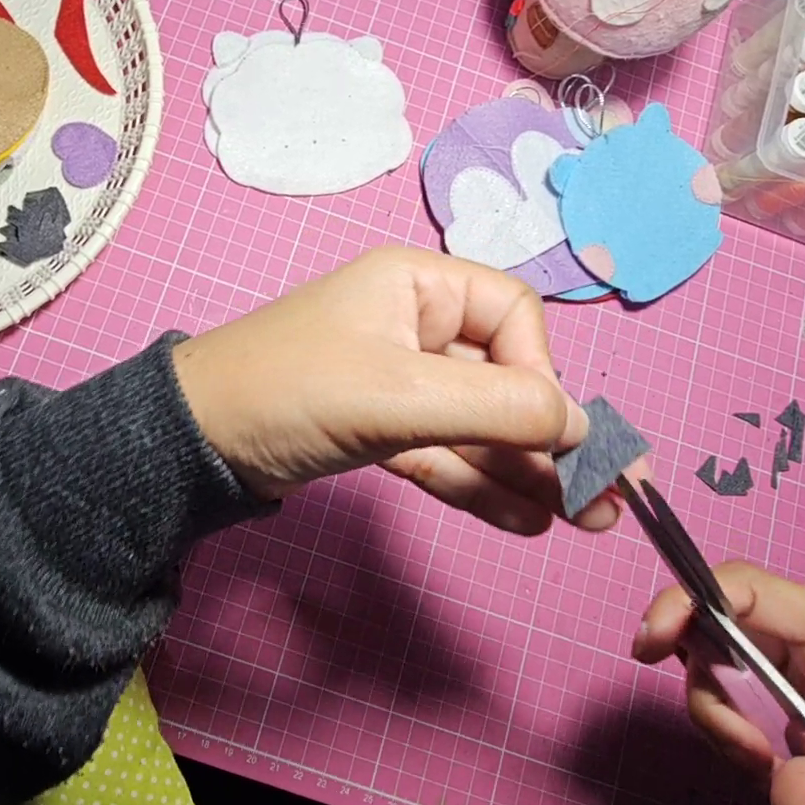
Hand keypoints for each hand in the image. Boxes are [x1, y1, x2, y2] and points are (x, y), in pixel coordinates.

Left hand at [171, 246, 623, 534]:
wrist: (196, 442)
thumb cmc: (294, 390)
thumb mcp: (399, 394)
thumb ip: (496, 407)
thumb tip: (580, 426)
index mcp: (418, 285)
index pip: (512, 316)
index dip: (541, 372)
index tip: (554, 432)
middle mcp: (414, 324)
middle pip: (503, 376)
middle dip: (550, 438)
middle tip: (607, 499)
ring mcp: (398, 381)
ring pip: (477, 423)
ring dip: (525, 470)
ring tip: (581, 519)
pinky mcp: (381, 428)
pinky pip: (444, 451)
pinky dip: (480, 482)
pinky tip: (525, 518)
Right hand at [633, 562, 804, 804]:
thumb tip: (785, 790)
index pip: (753, 589)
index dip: (690, 599)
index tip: (650, 642)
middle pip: (724, 624)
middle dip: (707, 678)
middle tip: (738, 747)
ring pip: (720, 660)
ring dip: (718, 711)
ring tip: (760, 766)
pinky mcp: (794, 700)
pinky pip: (735, 693)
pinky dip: (729, 726)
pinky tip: (763, 763)